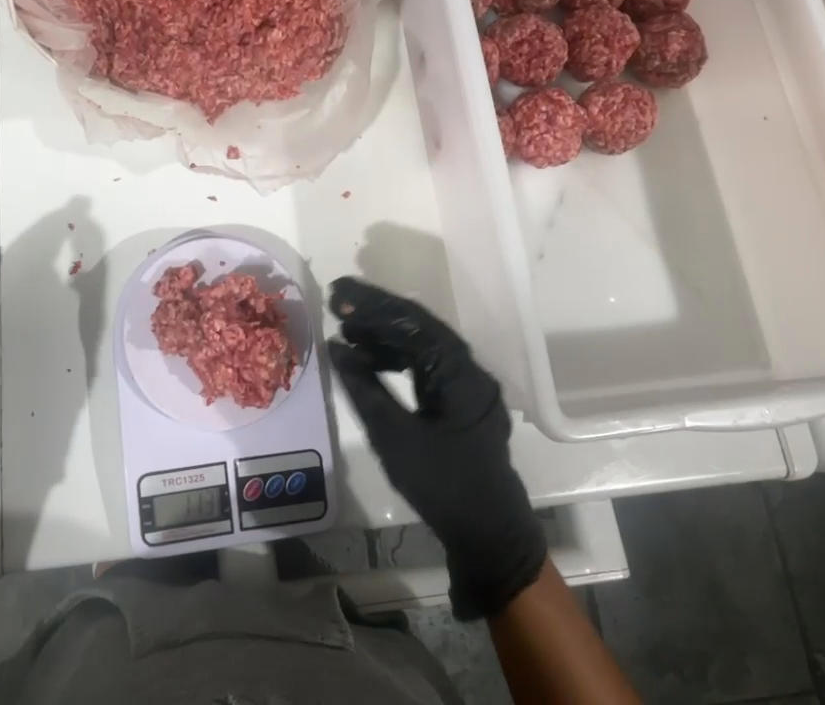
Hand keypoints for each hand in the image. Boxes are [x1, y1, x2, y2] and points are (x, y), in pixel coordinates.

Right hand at [327, 277, 544, 619]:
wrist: (489, 531)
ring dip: (383, 336)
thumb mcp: (393, 437)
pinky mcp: (458, 400)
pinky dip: (395, 359)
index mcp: (458, 371)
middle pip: (418, 328)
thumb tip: (337, 347)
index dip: (372, 304)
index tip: (337, 293)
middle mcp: (467, 368)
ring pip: (420, 345)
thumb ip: (364, 388)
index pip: (412, 322)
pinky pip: (424, 366)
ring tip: (345, 329)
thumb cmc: (442, 484)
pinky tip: (368, 360)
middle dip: (376, 314)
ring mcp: (465, 384)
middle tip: (335, 303)